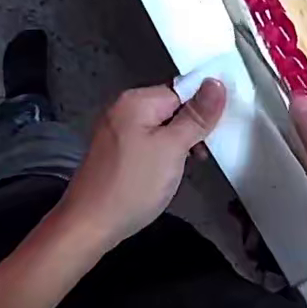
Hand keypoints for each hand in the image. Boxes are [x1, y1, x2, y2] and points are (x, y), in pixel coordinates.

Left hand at [52, 80, 226, 248]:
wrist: (89, 225)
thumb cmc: (133, 185)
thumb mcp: (172, 148)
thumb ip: (196, 116)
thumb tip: (216, 82)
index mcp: (136, 100)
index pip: (182, 90)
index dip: (202, 109)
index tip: (215, 132)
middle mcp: (123, 109)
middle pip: (171, 107)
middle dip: (191, 128)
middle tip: (201, 154)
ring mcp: (116, 131)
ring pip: (161, 128)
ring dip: (179, 144)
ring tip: (187, 165)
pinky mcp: (115, 152)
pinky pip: (147, 143)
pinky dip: (162, 154)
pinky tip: (167, 173)